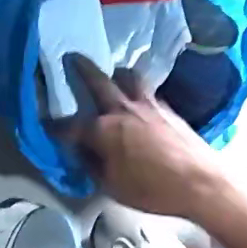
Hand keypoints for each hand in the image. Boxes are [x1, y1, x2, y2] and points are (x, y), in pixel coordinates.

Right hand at [67, 57, 236, 221]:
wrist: (201, 182)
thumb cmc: (152, 190)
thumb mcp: (111, 187)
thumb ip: (92, 165)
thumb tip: (82, 152)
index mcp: (102, 130)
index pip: (68, 126)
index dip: (53, 125)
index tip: (45, 123)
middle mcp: (122, 109)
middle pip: (97, 81)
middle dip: (81, 69)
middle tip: (71, 57)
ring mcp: (147, 105)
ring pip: (127, 77)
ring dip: (115, 73)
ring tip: (112, 74)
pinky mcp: (167, 108)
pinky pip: (147, 90)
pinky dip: (137, 89)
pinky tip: (139, 99)